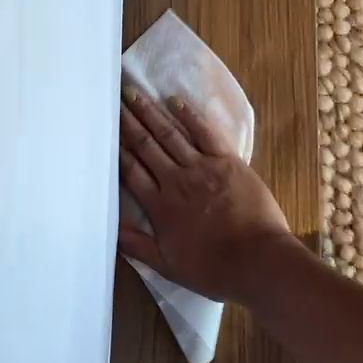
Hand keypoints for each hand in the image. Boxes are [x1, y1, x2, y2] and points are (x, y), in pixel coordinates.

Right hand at [117, 87, 299, 302]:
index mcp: (160, 207)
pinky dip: (190, 115)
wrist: (258, 261)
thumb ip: (138, 246)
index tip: (104, 129)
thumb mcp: (169, 267)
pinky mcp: (227, 161)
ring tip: (134, 93)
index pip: (131, 171)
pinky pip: (205, 132)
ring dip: (151, 112)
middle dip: (128, 122)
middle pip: (146, 146)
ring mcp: (202, 167)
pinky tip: (175, 100)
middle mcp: (175, 181)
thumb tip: (111, 229)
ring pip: (170, 134)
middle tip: (113, 99)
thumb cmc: (214, 269)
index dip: (116, 149)